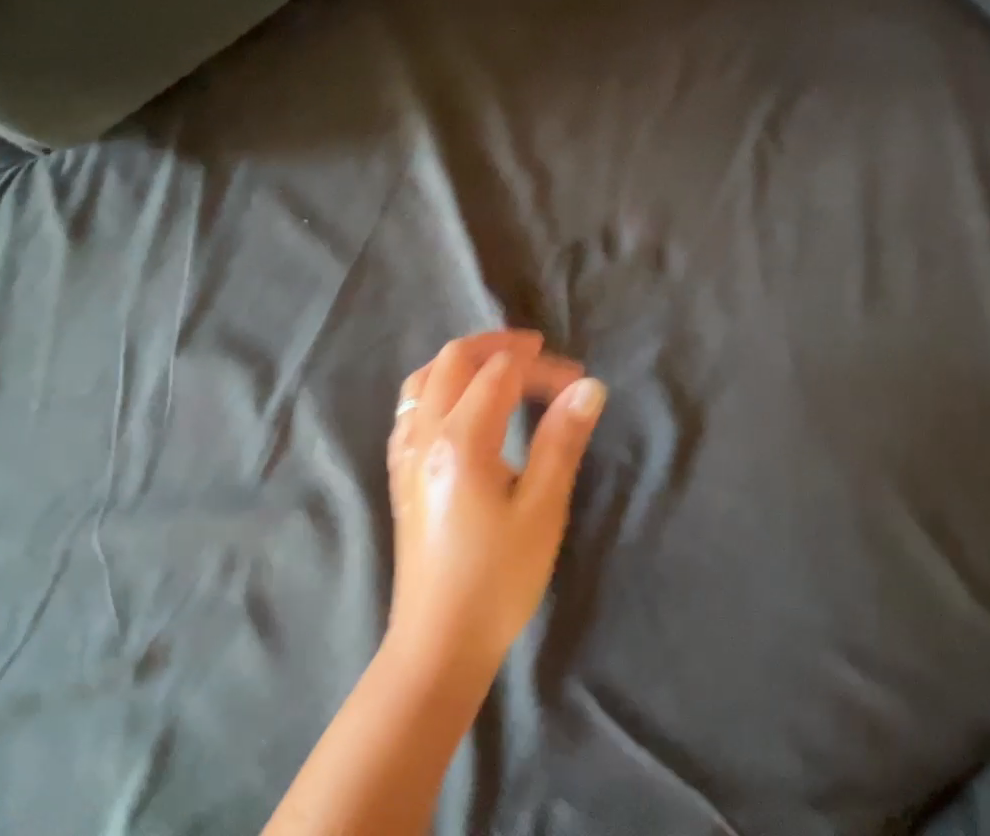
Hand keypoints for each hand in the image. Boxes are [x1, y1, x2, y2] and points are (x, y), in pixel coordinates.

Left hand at [386, 330, 606, 669]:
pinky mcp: (401, 477)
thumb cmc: (498, 580)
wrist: (439, 642)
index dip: (543, 367)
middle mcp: (424, 436)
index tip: (578, 382)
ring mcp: (404, 456)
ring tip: (500, 368)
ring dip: (463, 362)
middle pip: (453, 361)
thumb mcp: (542, 509)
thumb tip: (588, 387)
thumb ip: (562, 440)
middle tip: (538, 350)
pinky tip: (460, 408)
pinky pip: (411, 409)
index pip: (502, 374)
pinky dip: (438, 388)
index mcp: (460, 440)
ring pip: (423, 380)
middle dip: (498, 346)